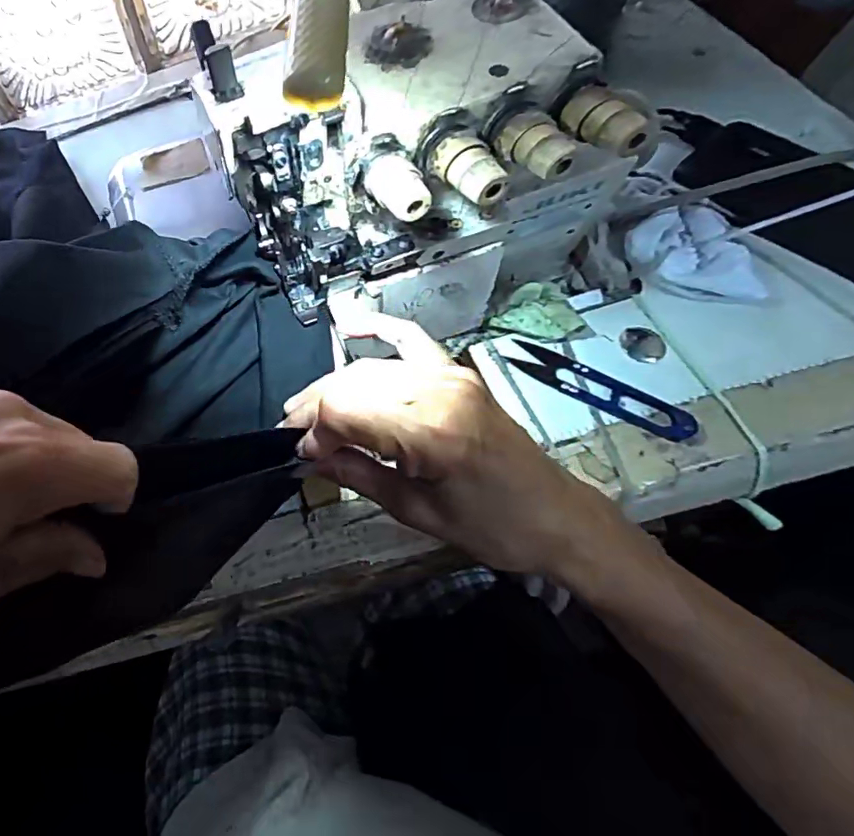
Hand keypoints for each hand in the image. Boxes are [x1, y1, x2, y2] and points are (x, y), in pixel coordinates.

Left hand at [0, 385, 136, 691]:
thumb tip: (91, 548)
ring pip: (27, 424)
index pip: (115, 464)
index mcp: (27, 459)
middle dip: (70, 486)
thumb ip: (42, 556)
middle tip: (28, 539)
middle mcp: (2, 409)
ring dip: (27, 465)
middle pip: (73, 440)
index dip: (113, 503)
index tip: (85, 536)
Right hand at [282, 312, 646, 580]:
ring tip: (307, 411)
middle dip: (315, 410)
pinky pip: (410, 338)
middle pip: (351, 384)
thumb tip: (310, 456)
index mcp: (434, 432)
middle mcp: (440, 390)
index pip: (347, 411)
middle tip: (295, 436)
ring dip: (332, 386)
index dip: (315, 432)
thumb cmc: (496, 527)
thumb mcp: (417, 512)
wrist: (557, 516)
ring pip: (369, 367)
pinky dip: (378, 330)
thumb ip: (358, 475)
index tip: (303, 455)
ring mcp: (449, 375)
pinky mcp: (456, 372)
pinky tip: (351, 327)